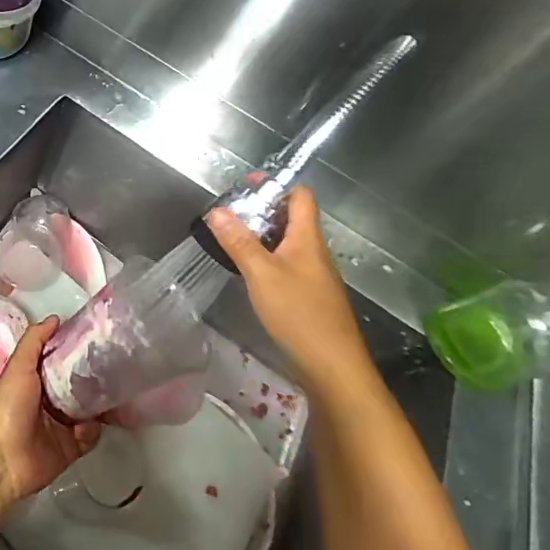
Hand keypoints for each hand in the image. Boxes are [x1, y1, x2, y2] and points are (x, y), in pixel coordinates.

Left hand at [0, 316, 101, 500]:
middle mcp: (52, 400)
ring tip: (116, 391)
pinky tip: (91, 423)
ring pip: (91, 409)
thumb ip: (34, 341)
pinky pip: (92, 435)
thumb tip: (55, 318)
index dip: (79, 350)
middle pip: (81, 385)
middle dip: (97, 377)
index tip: (100, 338)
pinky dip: (94, 429)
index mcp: (38, 380)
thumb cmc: (9, 407)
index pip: (64, 361)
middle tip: (117, 365)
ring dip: (101, 403)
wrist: (3, 458)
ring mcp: (63, 425)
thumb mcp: (19, 366)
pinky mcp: (71, 447)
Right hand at [205, 186, 374, 389]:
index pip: (300, 195)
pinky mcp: (310, 294)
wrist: (333, 364)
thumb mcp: (261, 274)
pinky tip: (251, 273)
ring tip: (233, 240)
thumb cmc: (299, 313)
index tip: (245, 187)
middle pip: (292, 217)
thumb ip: (239, 242)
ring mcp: (314, 273)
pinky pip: (288, 264)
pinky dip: (269, 259)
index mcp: (307, 237)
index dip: (276, 185)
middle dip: (262, 211)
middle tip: (231, 216)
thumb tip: (217, 210)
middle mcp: (314, 250)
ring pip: (288, 242)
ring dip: (263, 237)